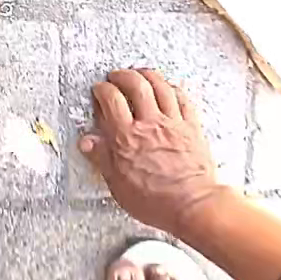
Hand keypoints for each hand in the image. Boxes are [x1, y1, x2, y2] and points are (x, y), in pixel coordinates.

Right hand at [79, 68, 230, 236]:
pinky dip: (174, 89)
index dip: (102, 90)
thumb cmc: (156, 200)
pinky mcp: (192, 128)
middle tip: (116, 76)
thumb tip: (87, 141)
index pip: (111, 100)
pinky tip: (170, 88)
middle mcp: (149, 124)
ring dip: (148, 75)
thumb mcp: (117, 183)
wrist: (193, 206)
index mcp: (126, 137)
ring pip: (161, 87)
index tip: (99, 90)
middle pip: (136, 85)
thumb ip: (101, 157)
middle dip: (123, 75)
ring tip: (140, 73)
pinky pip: (184, 100)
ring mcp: (173, 124)